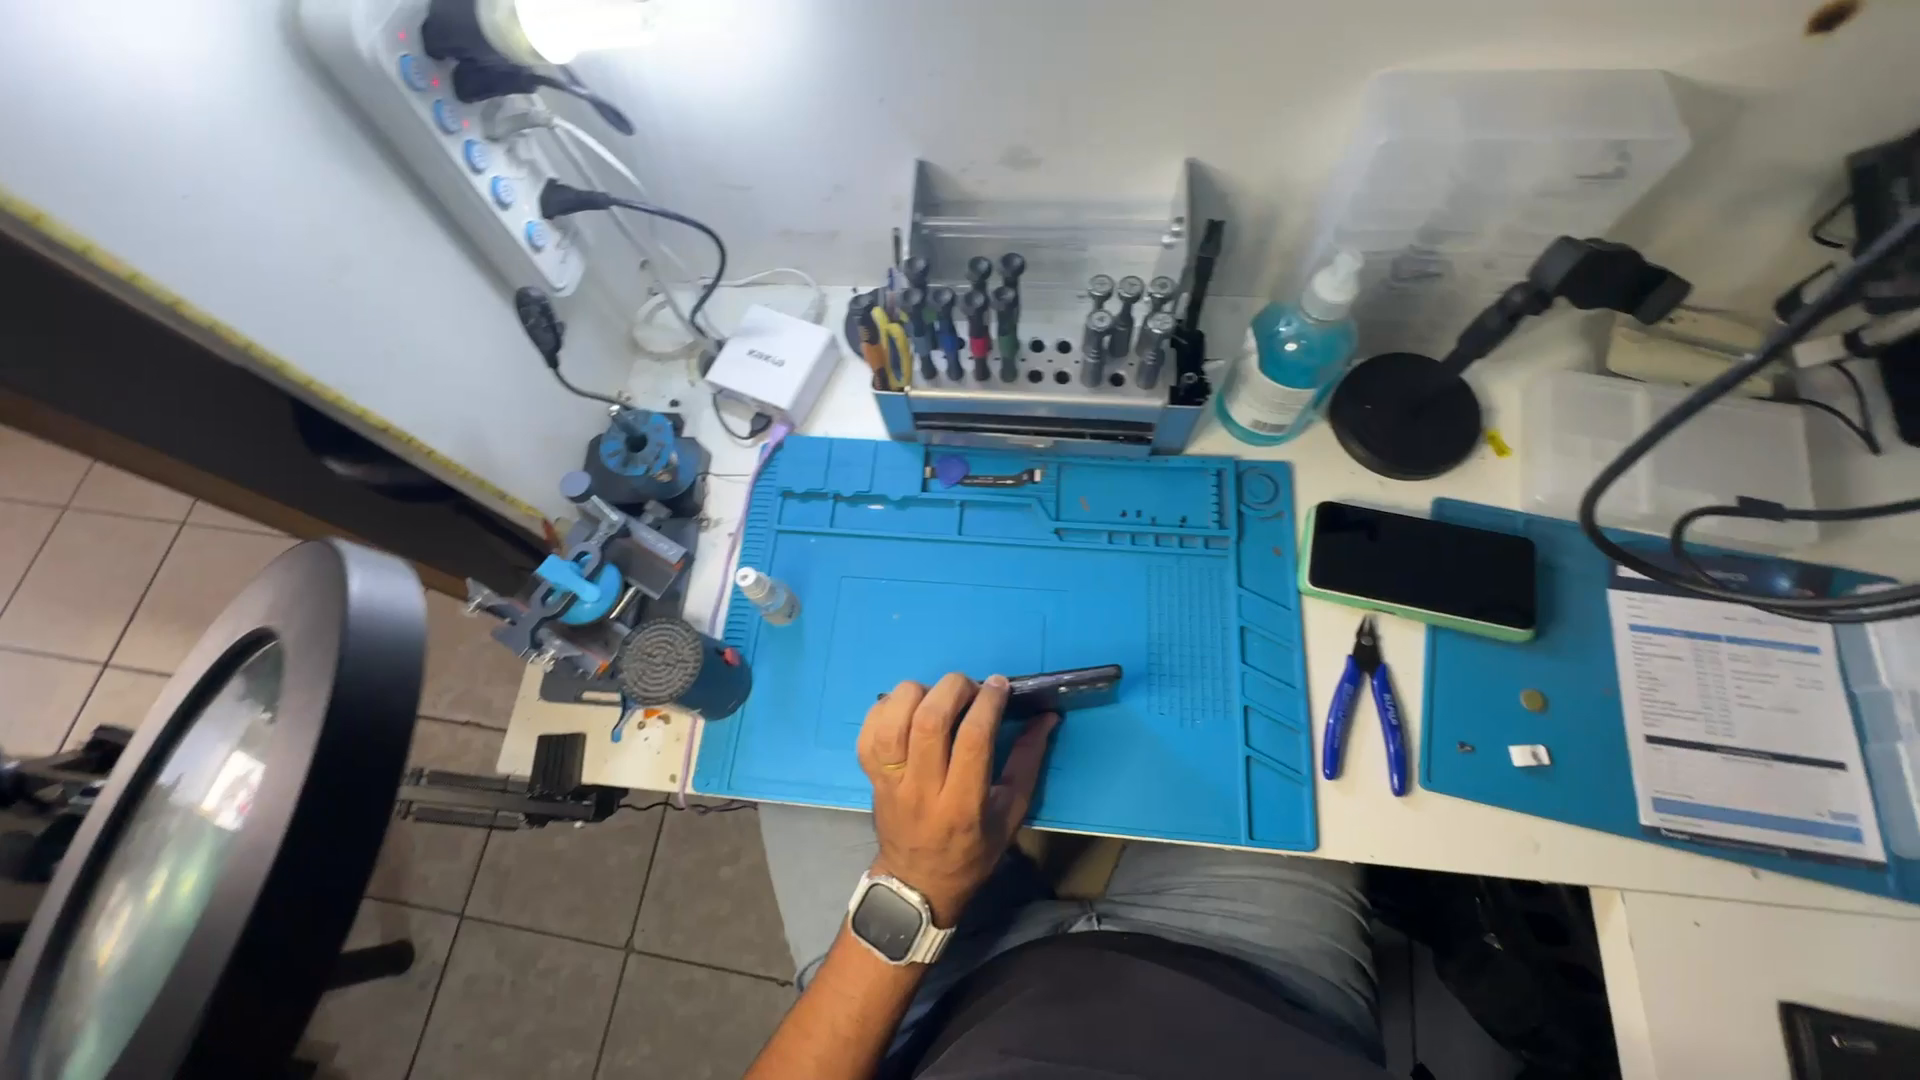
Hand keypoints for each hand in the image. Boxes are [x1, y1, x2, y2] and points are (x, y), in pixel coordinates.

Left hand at [855, 673, 1059, 926]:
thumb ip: (1027, 761)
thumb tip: (1046, 717)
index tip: (1000, 685)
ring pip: (892, 721)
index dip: (987, 703)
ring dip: (917, 694)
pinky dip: (886, 708)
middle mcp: (922, 790)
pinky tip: (907, 707)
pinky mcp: (870, 776)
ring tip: (936, 695)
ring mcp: (890, 782)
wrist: (917, 883)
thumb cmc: (972, 851)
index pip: (972, 740)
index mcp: (962, 804)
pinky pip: (869, 731)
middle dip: (953, 689)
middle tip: (970, 687)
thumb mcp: (1010, 814)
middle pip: (929, 721)